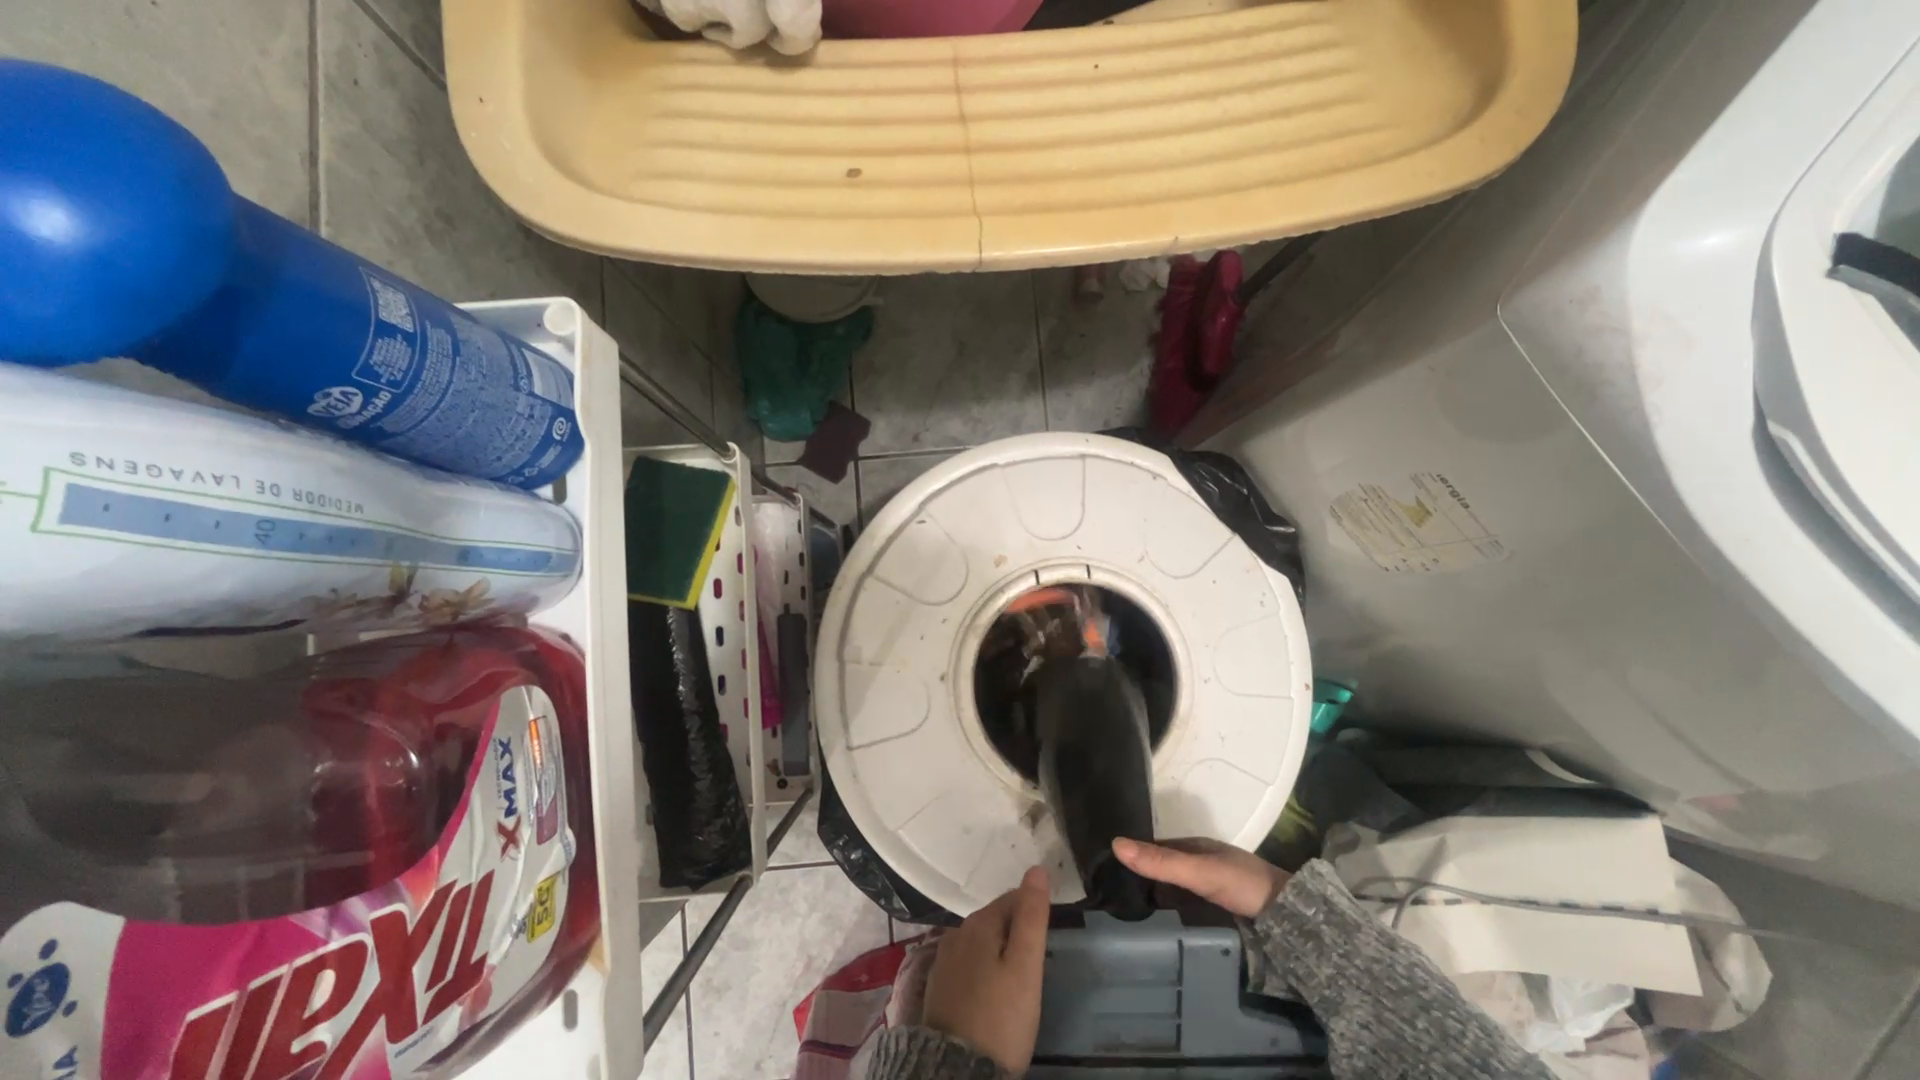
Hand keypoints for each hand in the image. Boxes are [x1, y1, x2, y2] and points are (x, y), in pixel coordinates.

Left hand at [922, 866, 1049, 1073]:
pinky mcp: (940, 986)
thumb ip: (1032, 918)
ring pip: (981, 941)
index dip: (1033, 910)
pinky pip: (969, 963)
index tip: (1049, 931)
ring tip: (1019, 973)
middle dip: (1016, 928)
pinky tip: (994, 987)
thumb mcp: (1025, 967)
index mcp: (978, 924)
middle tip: (1038, 955)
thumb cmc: (1001, 1017)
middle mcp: (955, 934)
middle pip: (994, 918)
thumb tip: (1036, 870)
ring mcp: (944, 960)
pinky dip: (985, 966)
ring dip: (1000, 948)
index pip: (1012, 899)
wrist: (956, 1071)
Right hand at [1112, 837, 1290, 917]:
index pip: (1153, 846)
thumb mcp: (1198, 871)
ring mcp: (1207, 886)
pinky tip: (1151, 919)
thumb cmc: (1241, 884)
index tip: (1102, 866)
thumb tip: (1114, 844)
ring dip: (1150, 893)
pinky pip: (1181, 904)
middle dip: (1137, 874)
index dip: (1130, 854)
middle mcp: (1198, 862)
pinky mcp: (1214, 909)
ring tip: (1118, 907)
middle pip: (1160, 866)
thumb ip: (1160, 861)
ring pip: (1169, 887)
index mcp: (1194, 846)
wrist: (1286, 916)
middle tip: (1105, 891)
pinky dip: (1165, 907)